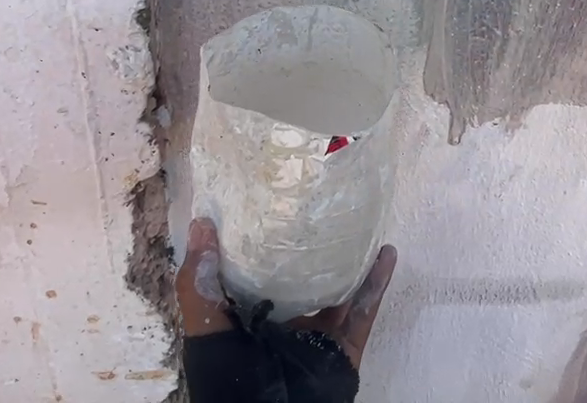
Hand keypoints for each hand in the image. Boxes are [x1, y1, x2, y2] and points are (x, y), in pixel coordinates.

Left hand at [175, 217, 398, 367]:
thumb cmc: (230, 379)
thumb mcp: (206, 329)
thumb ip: (200, 283)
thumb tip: (201, 224)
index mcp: (252, 319)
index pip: (261, 273)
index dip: (267, 243)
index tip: (277, 206)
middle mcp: (287, 323)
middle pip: (306, 279)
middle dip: (317, 248)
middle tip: (328, 208)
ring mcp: (318, 335)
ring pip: (340, 290)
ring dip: (354, 260)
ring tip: (364, 224)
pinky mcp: (344, 347)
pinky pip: (363, 310)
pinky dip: (376, 283)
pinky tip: (386, 254)